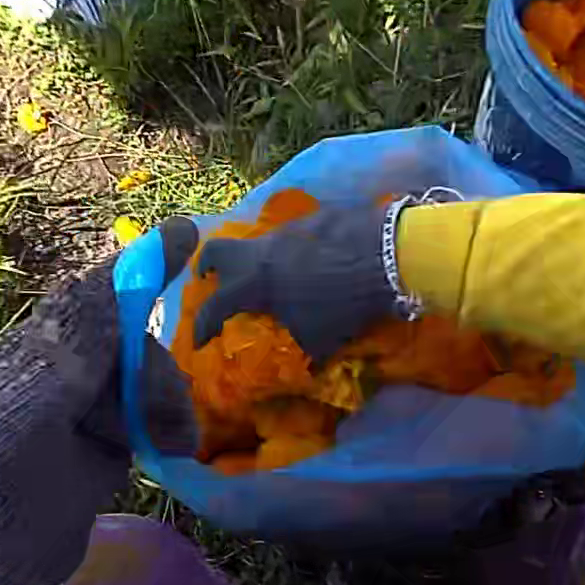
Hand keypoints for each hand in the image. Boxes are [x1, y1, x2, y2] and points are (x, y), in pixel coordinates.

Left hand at [0, 220, 198, 584]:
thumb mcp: (26, 412)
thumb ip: (71, 350)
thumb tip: (110, 289)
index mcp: (39, 353)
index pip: (96, 296)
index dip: (141, 266)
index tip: (188, 234)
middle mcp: (67, 371)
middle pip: (134, 343)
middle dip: (154, 374)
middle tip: (164, 419)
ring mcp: (90, 407)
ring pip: (149, 380)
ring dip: (166, 406)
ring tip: (170, 444)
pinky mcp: (110, 440)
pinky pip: (152, 415)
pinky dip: (168, 428)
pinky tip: (170, 451)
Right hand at [193, 201, 394, 359]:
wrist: (385, 257)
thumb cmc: (343, 304)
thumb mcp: (320, 339)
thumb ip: (303, 349)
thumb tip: (308, 366)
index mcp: (253, 285)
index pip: (214, 307)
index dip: (203, 326)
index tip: (199, 340)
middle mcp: (260, 252)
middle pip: (217, 251)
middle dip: (208, 266)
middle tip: (211, 279)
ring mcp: (285, 231)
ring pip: (256, 243)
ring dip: (255, 261)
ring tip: (272, 278)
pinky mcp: (311, 218)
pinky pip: (289, 237)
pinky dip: (288, 253)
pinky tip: (309, 264)